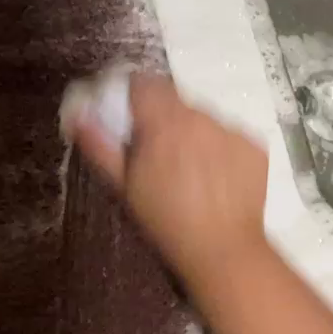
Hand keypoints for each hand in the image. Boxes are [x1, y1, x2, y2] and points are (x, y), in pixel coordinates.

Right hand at [67, 74, 269, 287]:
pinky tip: (215, 177)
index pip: (143, 82)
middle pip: (174, 99)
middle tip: (158, 152)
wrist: (222, 251)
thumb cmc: (164, 222)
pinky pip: (229, 135)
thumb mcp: (124, 186)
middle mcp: (198, 116)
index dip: (133, 95)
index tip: (129, 115)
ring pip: (203, 116)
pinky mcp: (255, 145)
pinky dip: (219, 148)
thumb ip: (100, 144)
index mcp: (162, 122)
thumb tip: (77, 114)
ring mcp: (231, 129)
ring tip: (190, 170)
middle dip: (163, 118)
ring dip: (192, 132)